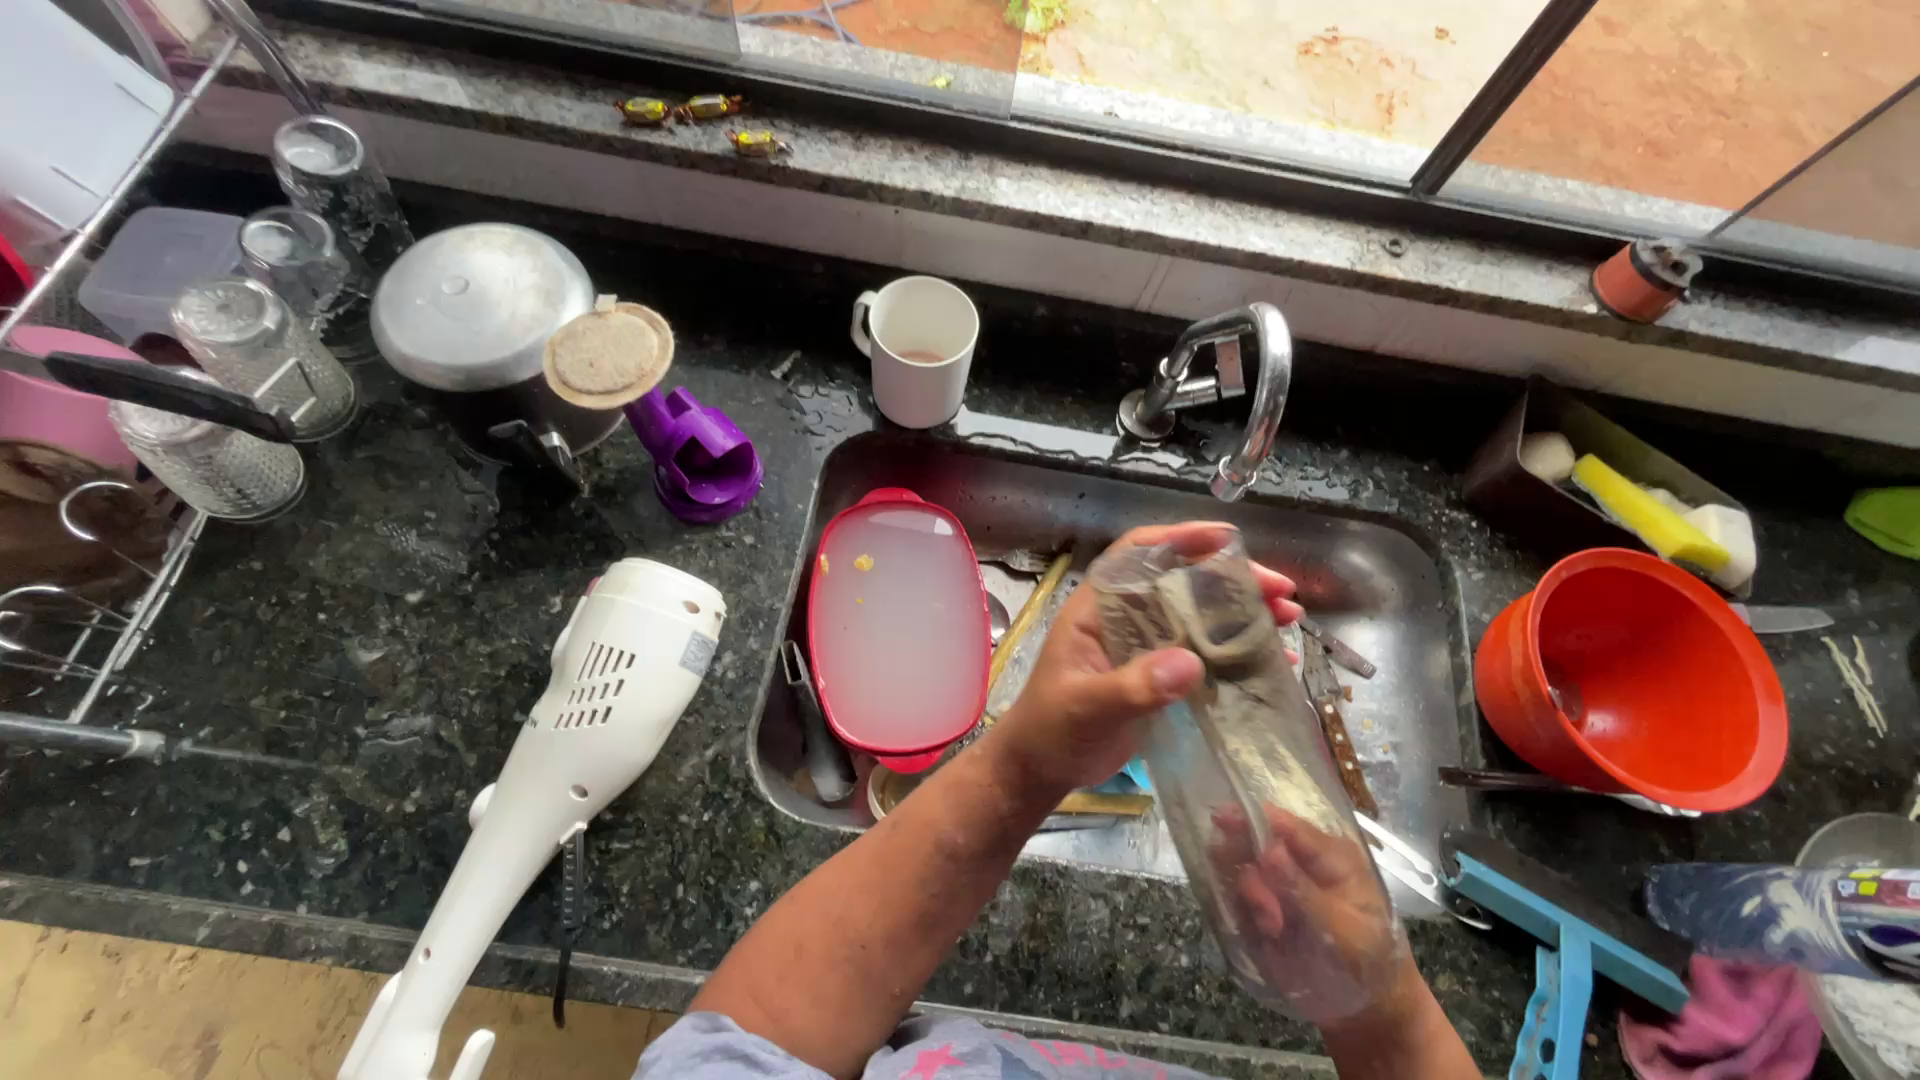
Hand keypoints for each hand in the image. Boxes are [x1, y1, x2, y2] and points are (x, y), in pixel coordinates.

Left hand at [988, 522, 1301, 795]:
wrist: (1042, 769)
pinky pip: (1204, 656)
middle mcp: (1124, 620)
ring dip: (1243, 613)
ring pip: (1200, 617)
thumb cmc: (1049, 729)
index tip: (1226, 539)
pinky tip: (1273, 660)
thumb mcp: (1085, 706)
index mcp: (1097, 609)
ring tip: (1289, 617)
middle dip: (1232, 579)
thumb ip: (1131, 687)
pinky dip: (1238, 655)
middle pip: (1182, 583)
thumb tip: (1189, 663)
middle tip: (1281, 590)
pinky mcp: (1160, 678)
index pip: (1136, 555)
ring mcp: (1144, 648)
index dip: (1179, 540)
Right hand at [1208, 804, 1405, 1024]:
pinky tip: (1267, 936)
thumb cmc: (1367, 961)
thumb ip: (1302, 891)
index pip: (1285, 824)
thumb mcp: (1342, 929)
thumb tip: (1269, 850)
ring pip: (1240, 869)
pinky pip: (1236, 898)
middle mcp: (1297, 861)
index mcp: (1328, 854)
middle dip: (1250, 870)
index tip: (1221, 820)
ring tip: (1274, 929)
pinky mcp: (1261, 906)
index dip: (1252, 817)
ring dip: (1250, 898)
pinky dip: (1245, 915)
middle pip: (1253, 839)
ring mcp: (1277, 883)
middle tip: (1267, 910)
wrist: (1363, 1006)